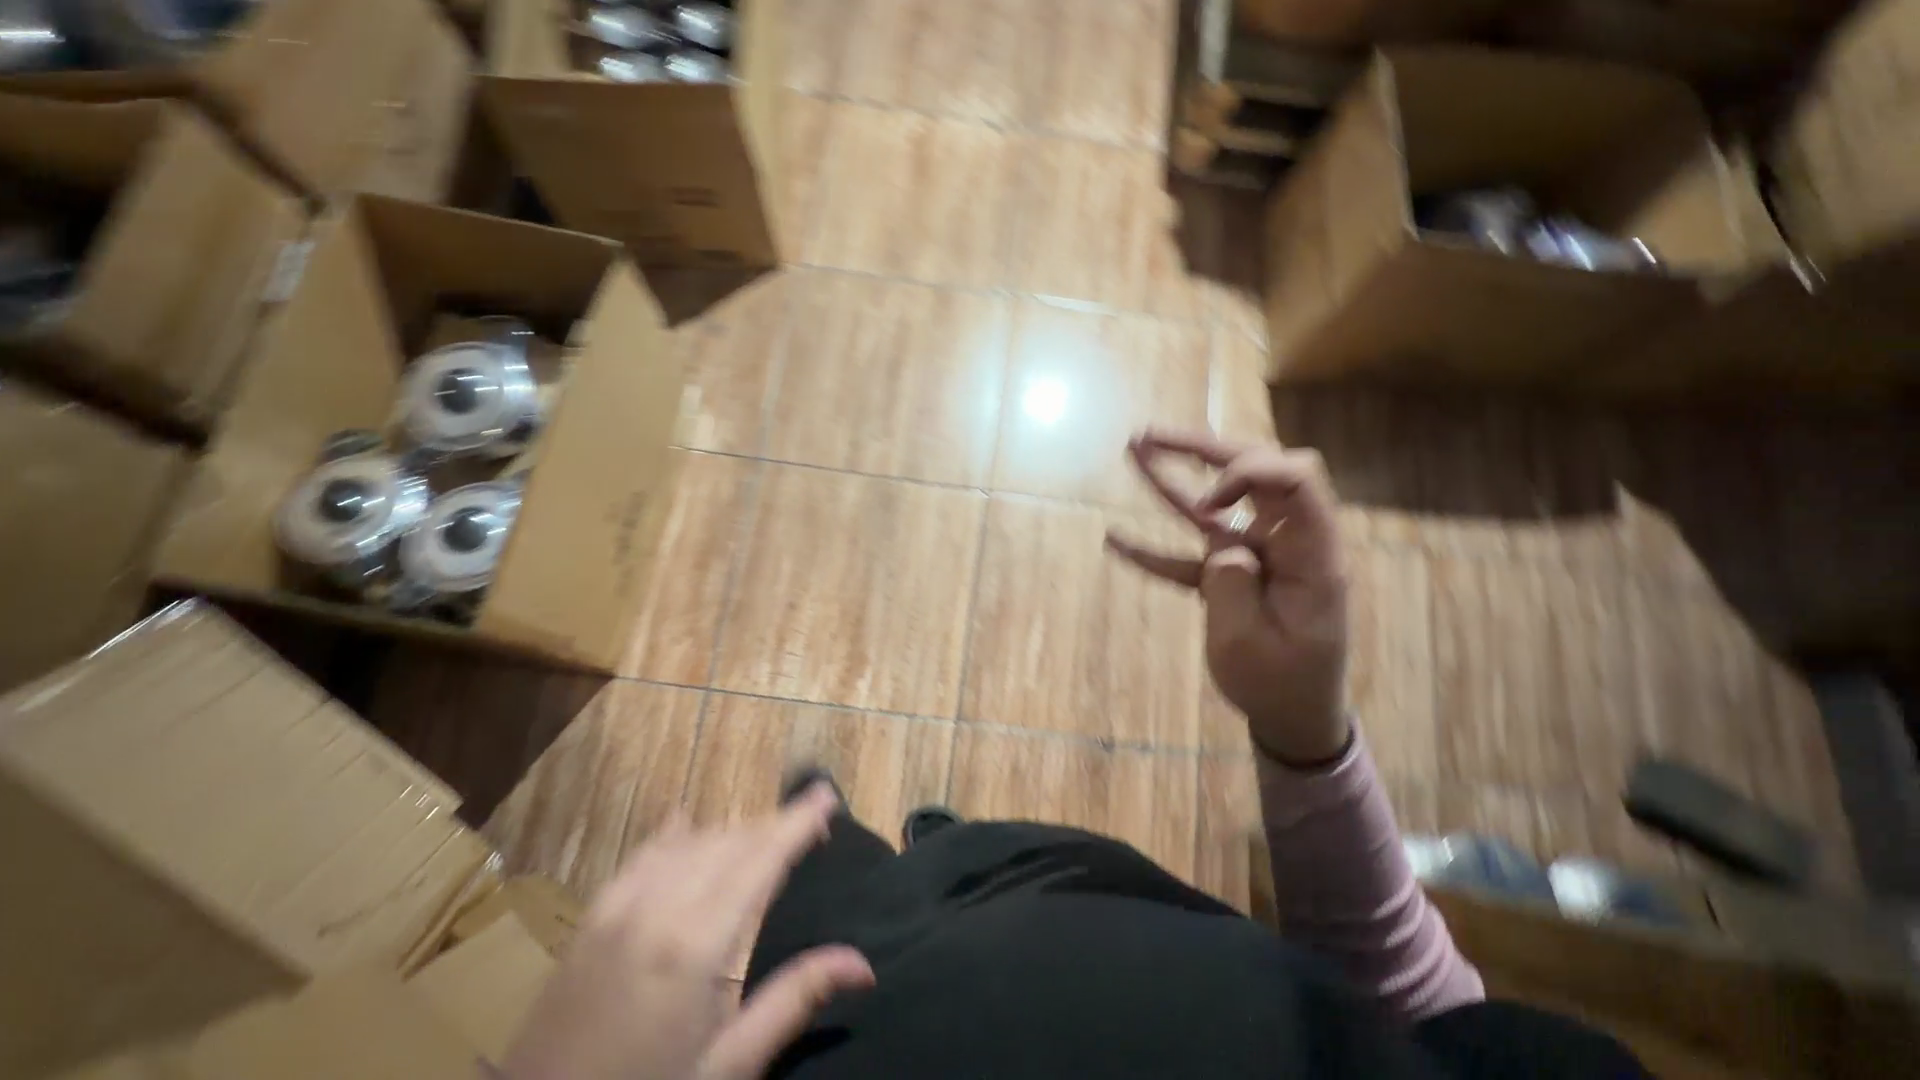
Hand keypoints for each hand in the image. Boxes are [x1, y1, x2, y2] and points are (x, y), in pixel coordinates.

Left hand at [504, 785, 874, 1079]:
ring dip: (730, 831)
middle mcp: (657, 907)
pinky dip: (675, 835)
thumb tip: (862, 963)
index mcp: (698, 944)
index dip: (797, 823)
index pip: (760, 860)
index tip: (828, 795)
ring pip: (685, 842)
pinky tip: (686, 826)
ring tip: (763, 834)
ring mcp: (617, 908)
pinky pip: (641, 856)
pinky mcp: (591, 920)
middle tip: (809, 823)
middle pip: (726, 842)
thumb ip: (793, 1000)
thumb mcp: (728, 1065)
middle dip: (771, 825)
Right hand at [1105, 429, 1350, 766]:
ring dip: (1177, 478)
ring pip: (1219, 504)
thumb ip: (1231, 588)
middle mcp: (1286, 542)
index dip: (1249, 470)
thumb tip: (1222, 545)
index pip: (1295, 478)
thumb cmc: (1281, 685)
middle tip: (1149, 436)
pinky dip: (1157, 548)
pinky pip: (1192, 553)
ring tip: (1134, 449)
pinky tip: (1114, 540)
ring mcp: (1258, 556)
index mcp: (1311, 553)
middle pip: (1256, 472)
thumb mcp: (1250, 645)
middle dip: (1204, 449)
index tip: (1210, 503)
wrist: (1294, 716)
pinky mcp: (1233, 575)